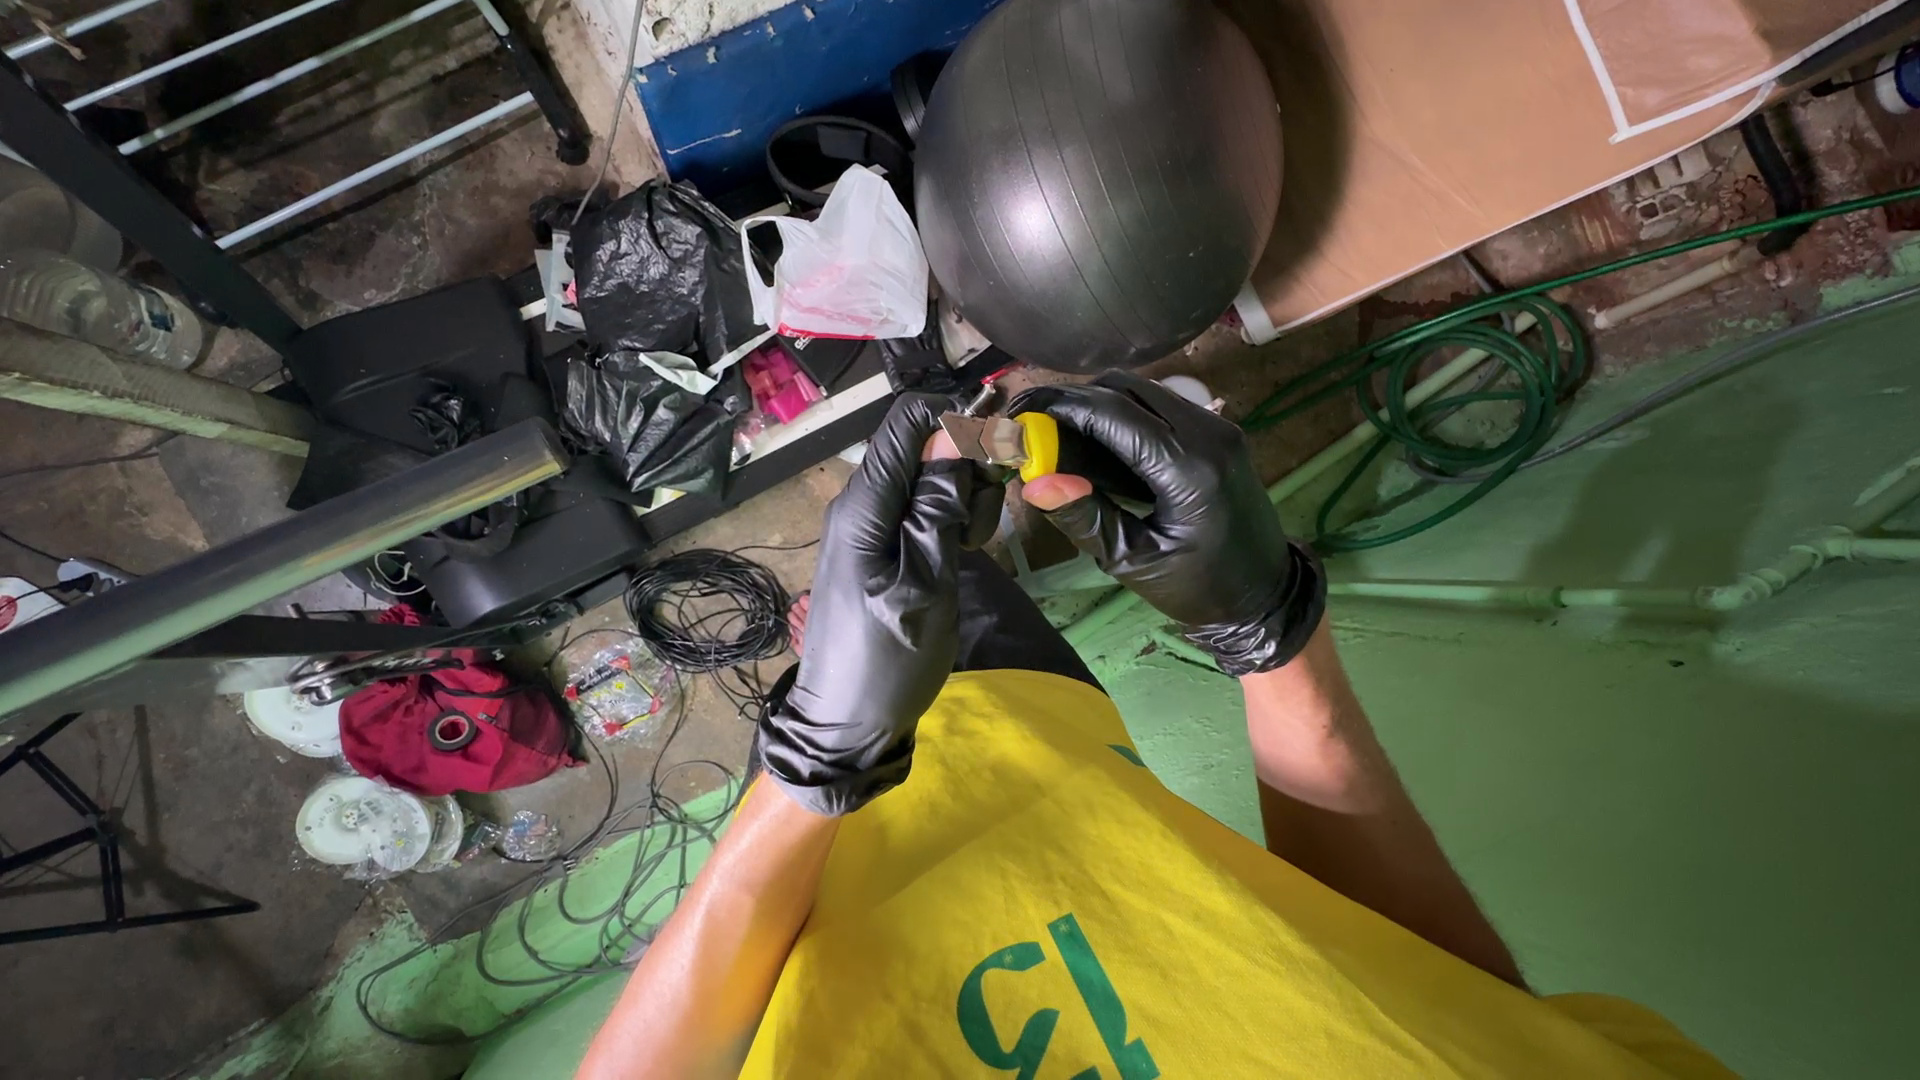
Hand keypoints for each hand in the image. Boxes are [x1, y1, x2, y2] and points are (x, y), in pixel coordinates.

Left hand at [758, 394, 996, 815]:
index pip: (907, 421)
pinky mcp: (878, 548)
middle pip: (920, 446)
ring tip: (970, 549)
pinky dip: (947, 522)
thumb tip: (953, 434)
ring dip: (961, 499)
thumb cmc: (889, 659)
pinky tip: (958, 556)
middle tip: (982, 525)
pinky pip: (917, 511)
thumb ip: (939, 508)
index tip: (1001, 453)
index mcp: (864, 504)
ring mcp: (867, 526)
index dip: (958, 419)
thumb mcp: (926, 584)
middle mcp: (860, 503)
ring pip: (924, 479)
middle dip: (966, 468)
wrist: (847, 721)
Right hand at [1011, 371, 1324, 675]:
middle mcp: (1208, 433)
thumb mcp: (1131, 561)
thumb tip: (1034, 482)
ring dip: (1097, 404)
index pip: (1113, 412)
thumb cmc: (1197, 588)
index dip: (1061, 406)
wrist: (1266, 594)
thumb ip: (1084, 517)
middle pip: (1127, 388)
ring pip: (1144, 391)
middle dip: (1074, 400)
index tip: (1021, 412)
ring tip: (1059, 433)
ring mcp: (1217, 428)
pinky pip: (1161, 406)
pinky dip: (1122, 414)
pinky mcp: (1218, 432)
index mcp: (1188, 468)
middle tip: (1035, 424)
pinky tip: (1097, 442)